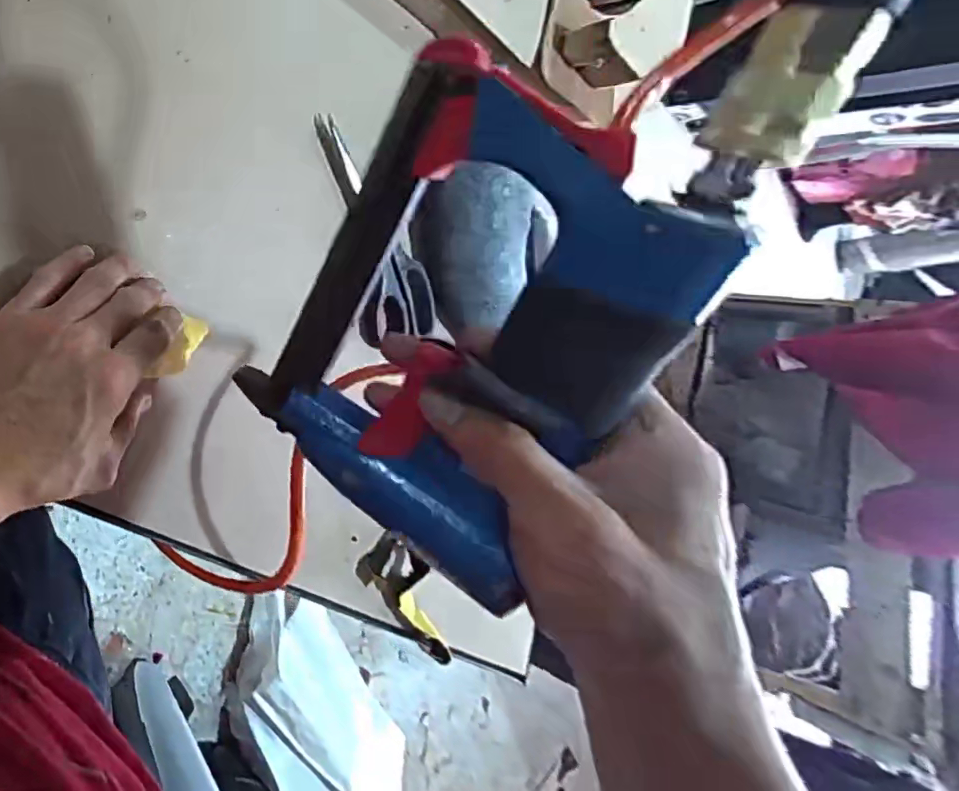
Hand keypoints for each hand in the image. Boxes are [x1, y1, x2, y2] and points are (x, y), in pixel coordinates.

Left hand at [0, 246, 182, 516]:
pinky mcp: (13, 315)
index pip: (153, 336)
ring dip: (119, 268)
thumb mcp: (101, 465)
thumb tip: (146, 389)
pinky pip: (47, 277)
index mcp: (112, 378)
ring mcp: (47, 322)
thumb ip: (129, 424)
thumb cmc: (38, 470)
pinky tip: (83, 254)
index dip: (169, 323)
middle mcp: (86, 340)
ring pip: (94, 280)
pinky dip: (70, 261)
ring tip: (130, 265)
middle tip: (155, 290)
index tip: (172, 319)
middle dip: (150, 291)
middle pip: (129, 300)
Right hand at [368, 336, 744, 678]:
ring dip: (447, 423)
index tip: (440, 344)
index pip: (569, 369)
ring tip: (386, 407)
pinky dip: (460, 460)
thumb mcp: (561, 516)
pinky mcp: (562, 514)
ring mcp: (591, 485)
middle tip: (395, 368)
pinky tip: (417, 455)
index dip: (501, 350)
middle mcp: (623, 452)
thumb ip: (497, 448)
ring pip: (509, 435)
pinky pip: (504, 470)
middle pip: (528, 399)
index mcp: (651, 439)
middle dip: (457, 387)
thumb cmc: (628, 601)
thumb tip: (432, 397)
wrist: (658, 699)